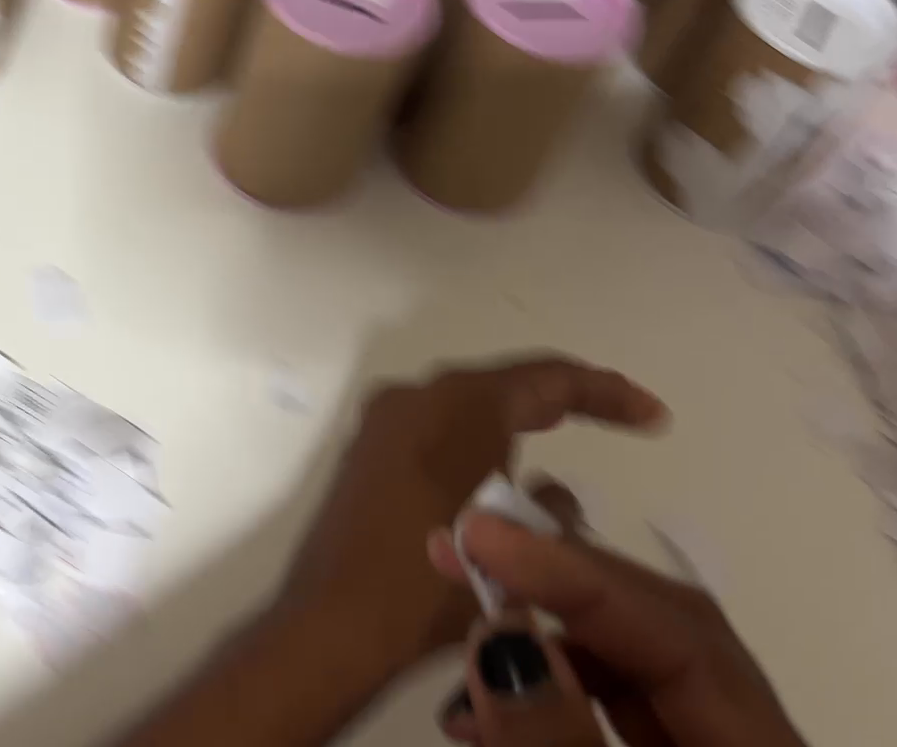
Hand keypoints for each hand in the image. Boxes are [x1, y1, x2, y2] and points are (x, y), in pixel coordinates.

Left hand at [276, 356, 668, 680]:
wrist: (337, 613)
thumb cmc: (432, 577)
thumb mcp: (518, 544)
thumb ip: (548, 506)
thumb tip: (550, 492)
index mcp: (453, 407)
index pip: (540, 378)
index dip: (603, 390)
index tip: (653, 416)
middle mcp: (410, 400)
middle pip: (499, 386)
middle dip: (559, 397)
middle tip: (621, 414)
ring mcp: (380, 424)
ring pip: (461, 407)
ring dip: (511, 416)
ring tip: (565, 429)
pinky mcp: (364, 452)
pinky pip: (431, 431)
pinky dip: (471, 439)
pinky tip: (497, 463)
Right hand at [432, 515, 807, 746]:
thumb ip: (553, 737)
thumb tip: (497, 631)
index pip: (686, 639)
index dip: (577, 576)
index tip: (478, 533)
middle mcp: (747, 738)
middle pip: (660, 630)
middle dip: (553, 581)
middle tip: (460, 542)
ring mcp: (703, 742)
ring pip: (623, 661)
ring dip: (531, 634)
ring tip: (457, 624)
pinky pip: (601, 698)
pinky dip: (532, 686)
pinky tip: (471, 707)